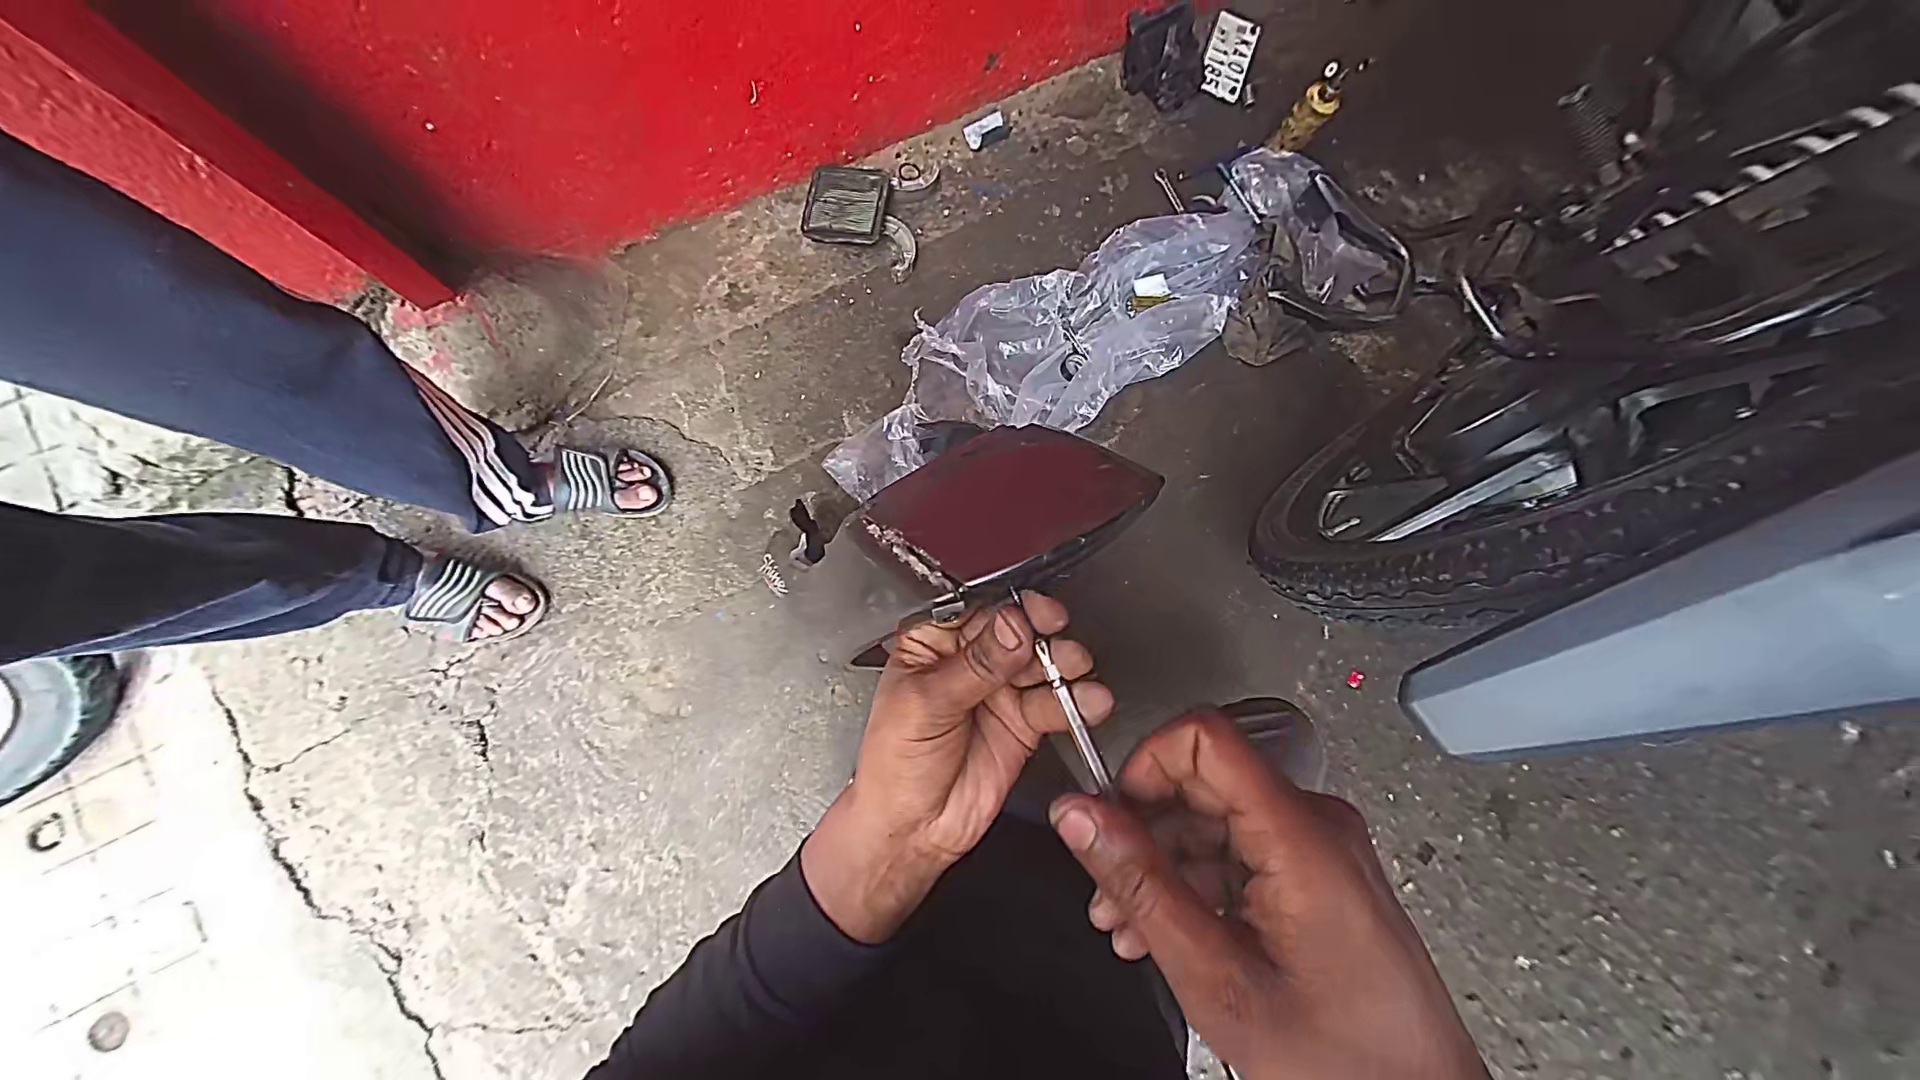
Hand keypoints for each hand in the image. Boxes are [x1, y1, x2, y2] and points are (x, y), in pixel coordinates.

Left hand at [802, 593, 1112, 942]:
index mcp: (932, 643)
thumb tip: (1012, 628)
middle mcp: (969, 660)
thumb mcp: (926, 705)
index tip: (1027, 608)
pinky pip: (1055, 703)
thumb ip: (975, 666)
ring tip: (1074, 667)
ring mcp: (998, 690)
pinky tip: (1086, 700)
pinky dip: (1075, 701)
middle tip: (1054, 630)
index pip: (974, 608)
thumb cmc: (893, 764)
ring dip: (1063, 662)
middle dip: (1039, 629)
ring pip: (1040, 662)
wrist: (911, 830)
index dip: (1003, 605)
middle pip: (1014, 630)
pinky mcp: (1024, 722)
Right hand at [1050, 710, 1486, 1079]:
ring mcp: (1313, 844)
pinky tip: (1164, 922)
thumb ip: (1138, 883)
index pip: (1204, 737)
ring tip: (1128, 917)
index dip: (1146, 764)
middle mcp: (1312, 823)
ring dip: (1156, 860)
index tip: (1113, 811)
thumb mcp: (1216, 975)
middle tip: (1109, 879)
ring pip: (1206, 816)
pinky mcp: (1307, 865)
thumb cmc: (1342, 1064)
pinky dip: (1188, 876)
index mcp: (1300, 836)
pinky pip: (1229, 844)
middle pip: (1197, 779)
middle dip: (1139, 827)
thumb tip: (1080, 816)